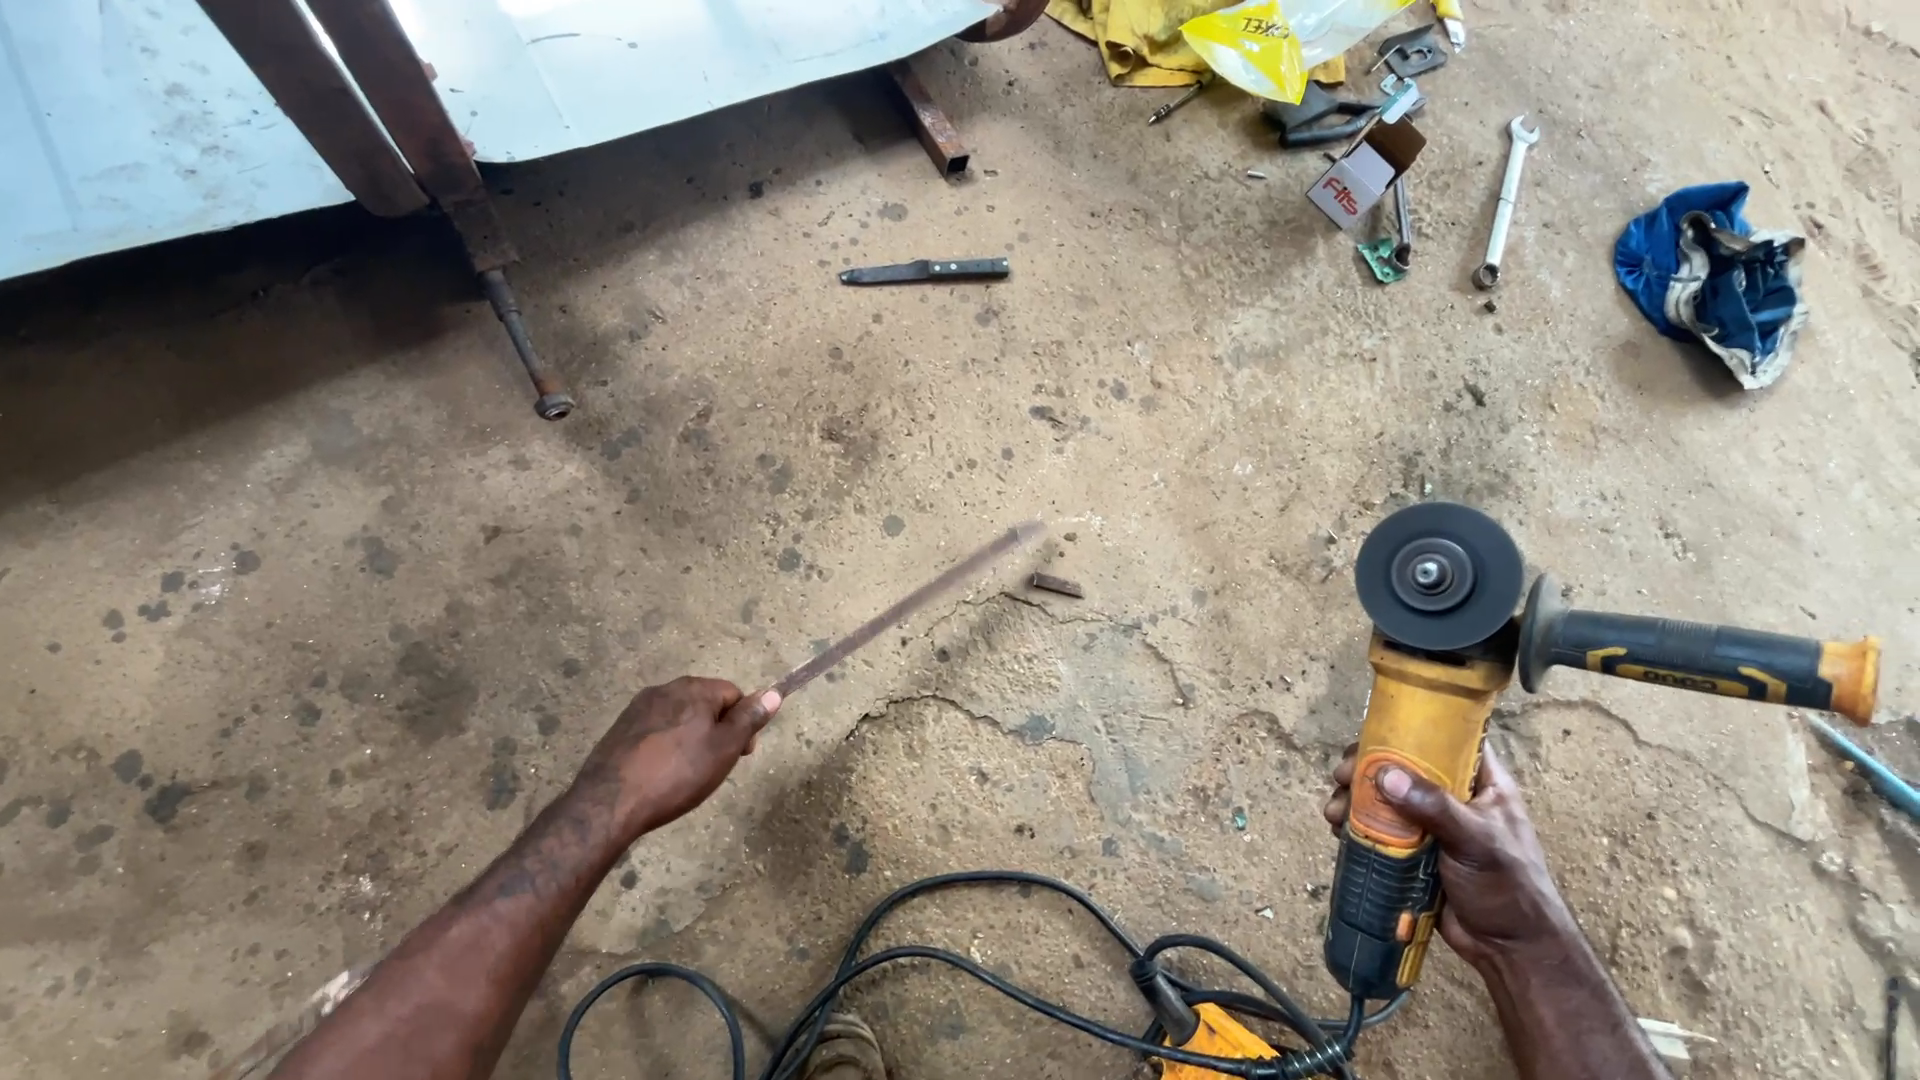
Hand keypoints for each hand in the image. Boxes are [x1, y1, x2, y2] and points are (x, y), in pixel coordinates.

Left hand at [571, 677, 781, 838]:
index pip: (733, 695)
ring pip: (680, 718)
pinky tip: (661, 774)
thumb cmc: (677, 774)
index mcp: (694, 688)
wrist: (609, 803)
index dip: (743, 724)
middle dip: (716, 731)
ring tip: (687, 774)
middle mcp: (665, 689)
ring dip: (691, 739)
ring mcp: (638, 708)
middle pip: (705, 704)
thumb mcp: (725, 748)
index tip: (740, 755)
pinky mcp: (619, 729)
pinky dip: (665, 747)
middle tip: (714, 767)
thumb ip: (750, 719)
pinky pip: (656, 731)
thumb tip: (774, 693)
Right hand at [1322, 743, 1575, 972]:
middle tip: (1341, 776)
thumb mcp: (1477, 841)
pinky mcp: (1412, 849)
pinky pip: (1378, 827)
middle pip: (1402, 766)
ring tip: (1334, 812)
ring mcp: (1430, 823)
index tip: (1371, 734)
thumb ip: (1434, 807)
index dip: (1409, 729)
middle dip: (1365, 767)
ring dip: (1353, 798)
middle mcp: (1452, 796)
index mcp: (1480, 783)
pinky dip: (1355, 824)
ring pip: (1383, 796)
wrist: (1513, 952)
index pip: (1446, 739)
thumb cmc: (1510, 888)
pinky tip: (1337, 829)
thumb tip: (1384, 775)